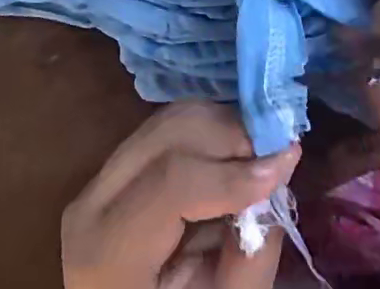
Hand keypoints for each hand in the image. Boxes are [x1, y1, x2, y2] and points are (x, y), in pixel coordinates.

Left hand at [62, 101, 300, 288]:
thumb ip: (248, 260)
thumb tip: (276, 188)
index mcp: (107, 249)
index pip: (172, 180)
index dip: (233, 170)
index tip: (286, 164)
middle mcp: (94, 197)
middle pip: (171, 134)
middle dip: (234, 135)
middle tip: (280, 151)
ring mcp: (101, 175)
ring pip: (171, 119)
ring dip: (224, 127)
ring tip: (261, 155)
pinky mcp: (117, 165)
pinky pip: (168, 128)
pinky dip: (210, 131)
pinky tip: (235, 155)